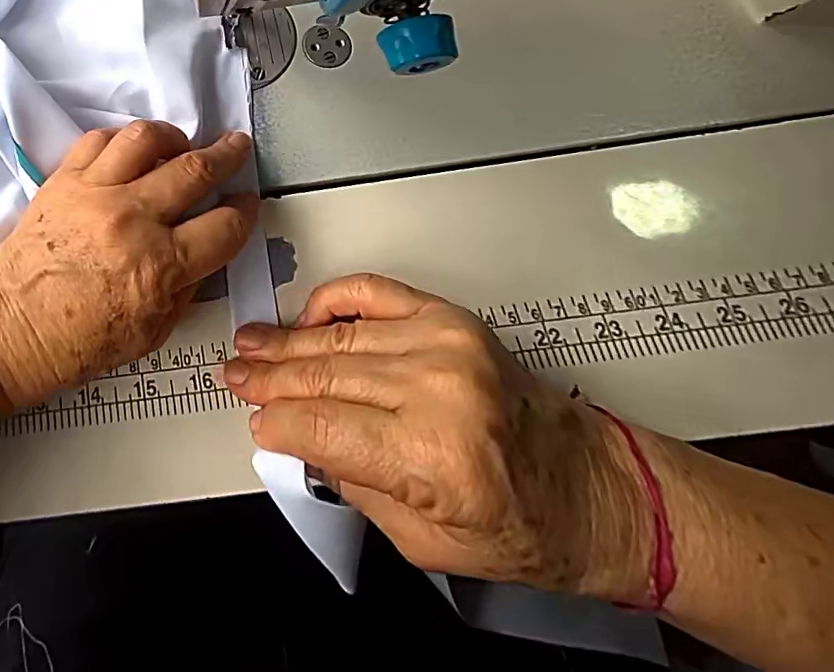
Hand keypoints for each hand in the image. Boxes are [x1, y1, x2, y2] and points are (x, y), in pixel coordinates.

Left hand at [0, 121, 257, 435]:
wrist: (11, 327)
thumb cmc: (76, 341)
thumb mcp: (153, 332)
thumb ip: (187, 286)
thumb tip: (206, 250)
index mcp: (162, 266)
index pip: (225, 225)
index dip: (244, 211)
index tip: (245, 202)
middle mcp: (132, 220)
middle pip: (195, 169)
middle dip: (226, 154)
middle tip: (234, 147)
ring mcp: (95, 194)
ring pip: (146, 139)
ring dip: (173, 137)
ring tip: (180, 145)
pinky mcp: (63, 181)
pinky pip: (98, 140)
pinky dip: (120, 139)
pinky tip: (130, 151)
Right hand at [223, 273, 653, 602]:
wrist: (599, 490)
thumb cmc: (521, 529)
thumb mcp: (424, 541)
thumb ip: (350, 485)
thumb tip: (295, 437)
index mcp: (434, 459)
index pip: (318, 427)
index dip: (276, 424)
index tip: (255, 422)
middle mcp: (437, 392)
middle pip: (319, 377)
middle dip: (267, 379)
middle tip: (234, 376)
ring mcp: (443, 345)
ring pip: (334, 339)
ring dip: (285, 343)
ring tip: (250, 344)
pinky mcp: (449, 320)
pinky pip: (369, 293)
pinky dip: (329, 302)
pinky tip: (304, 317)